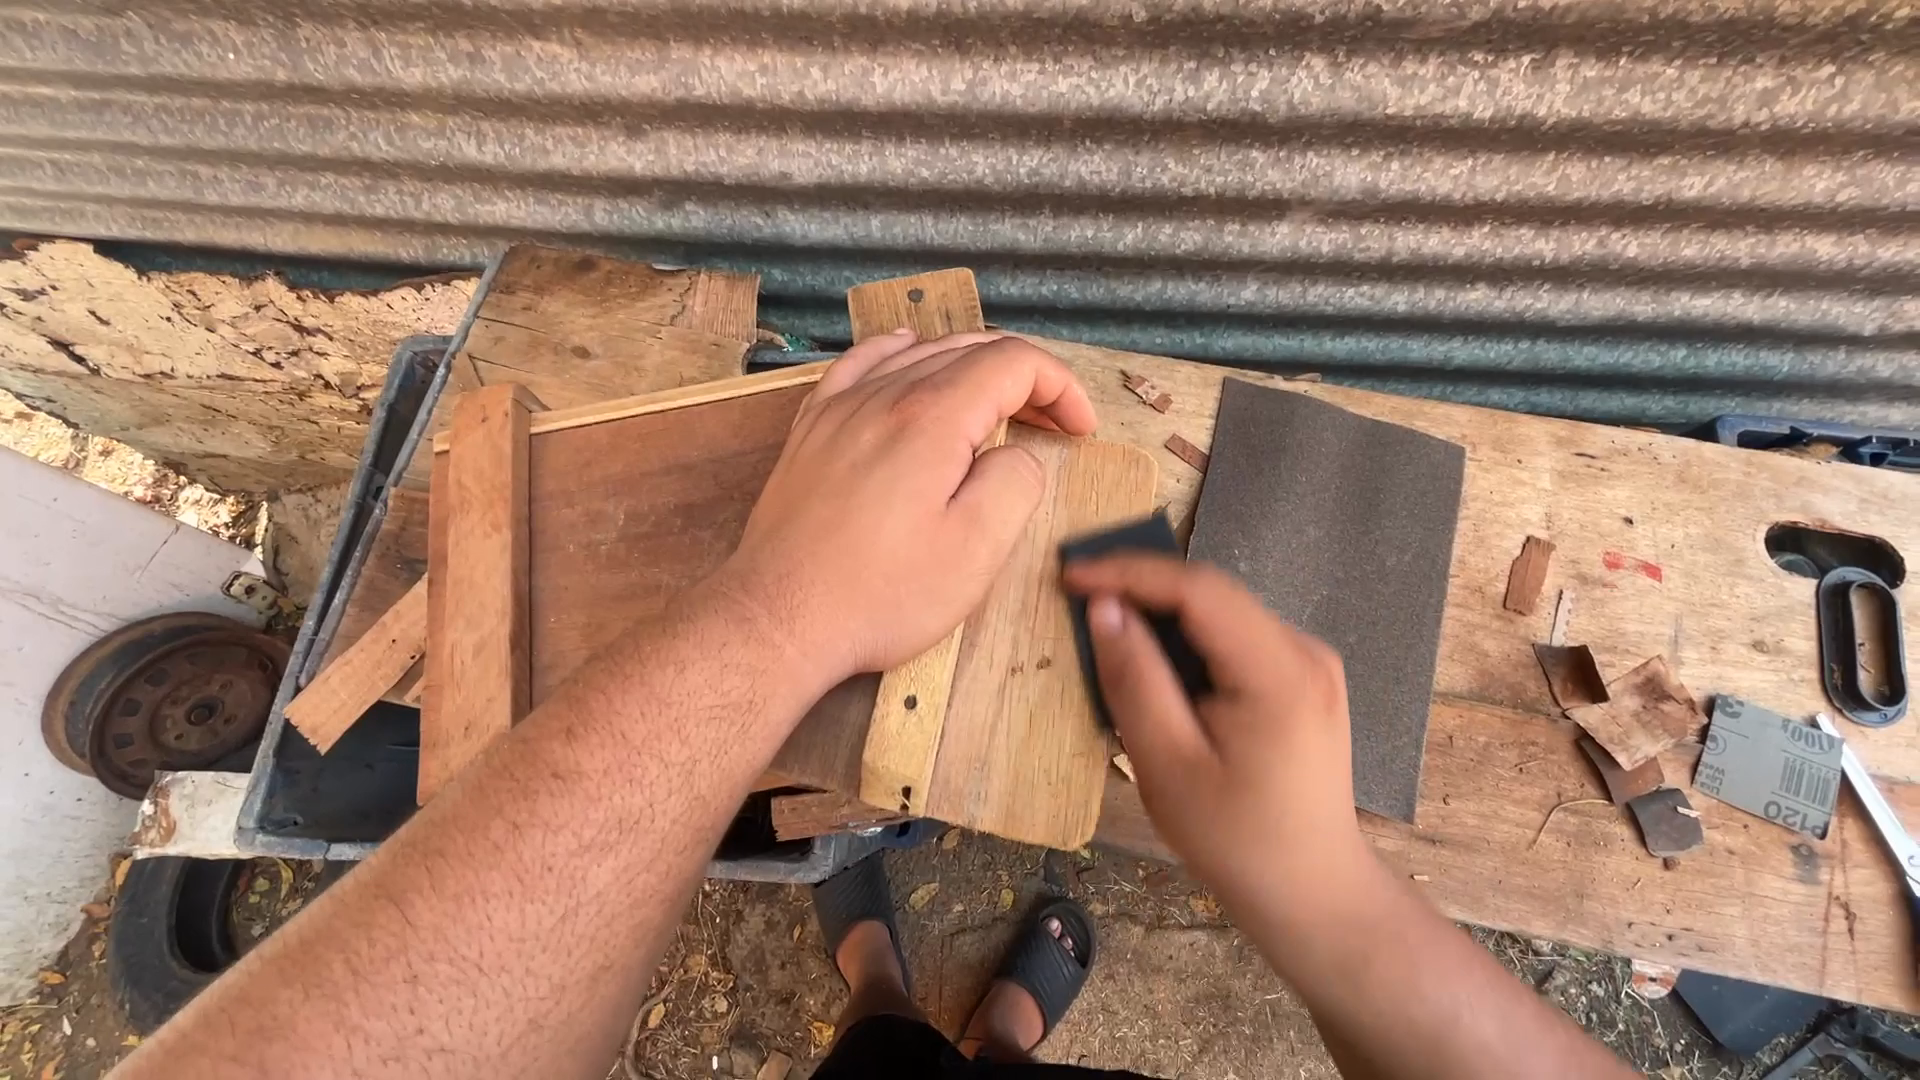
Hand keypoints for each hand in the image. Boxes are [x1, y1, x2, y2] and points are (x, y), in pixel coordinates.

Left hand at [717, 331, 1096, 684]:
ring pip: (918, 353)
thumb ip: (1015, 483)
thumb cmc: (880, 595)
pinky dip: (898, 352)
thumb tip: (1018, 455)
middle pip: (969, 351)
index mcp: (931, 418)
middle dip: (1025, 379)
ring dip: (971, 366)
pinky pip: (859, 363)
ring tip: (997, 401)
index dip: (1060, 387)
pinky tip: (907, 354)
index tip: (1079, 429)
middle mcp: (883, 395)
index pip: (1013, 363)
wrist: (780, 618)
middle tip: (1051, 422)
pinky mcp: (812, 429)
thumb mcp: (975, 551)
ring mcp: (840, 407)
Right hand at [1061, 554, 1369, 912]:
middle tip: (1078, 595)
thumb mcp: (1168, 766)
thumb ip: (1134, 680)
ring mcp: (1309, 662)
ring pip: (1220, 612)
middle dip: (1140, 586)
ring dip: (1160, 612)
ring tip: (1104, 623)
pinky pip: (1232, 636)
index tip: (1070, 576)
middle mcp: (1304, 651)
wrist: (1313, 893)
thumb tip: (1104, 607)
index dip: (1129, 571)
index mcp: (1279, 672)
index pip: (1198, 589)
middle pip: (1212, 594)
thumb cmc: (1236, 840)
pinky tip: (1153, 660)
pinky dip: (1185, 638)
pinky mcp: (1301, 678)